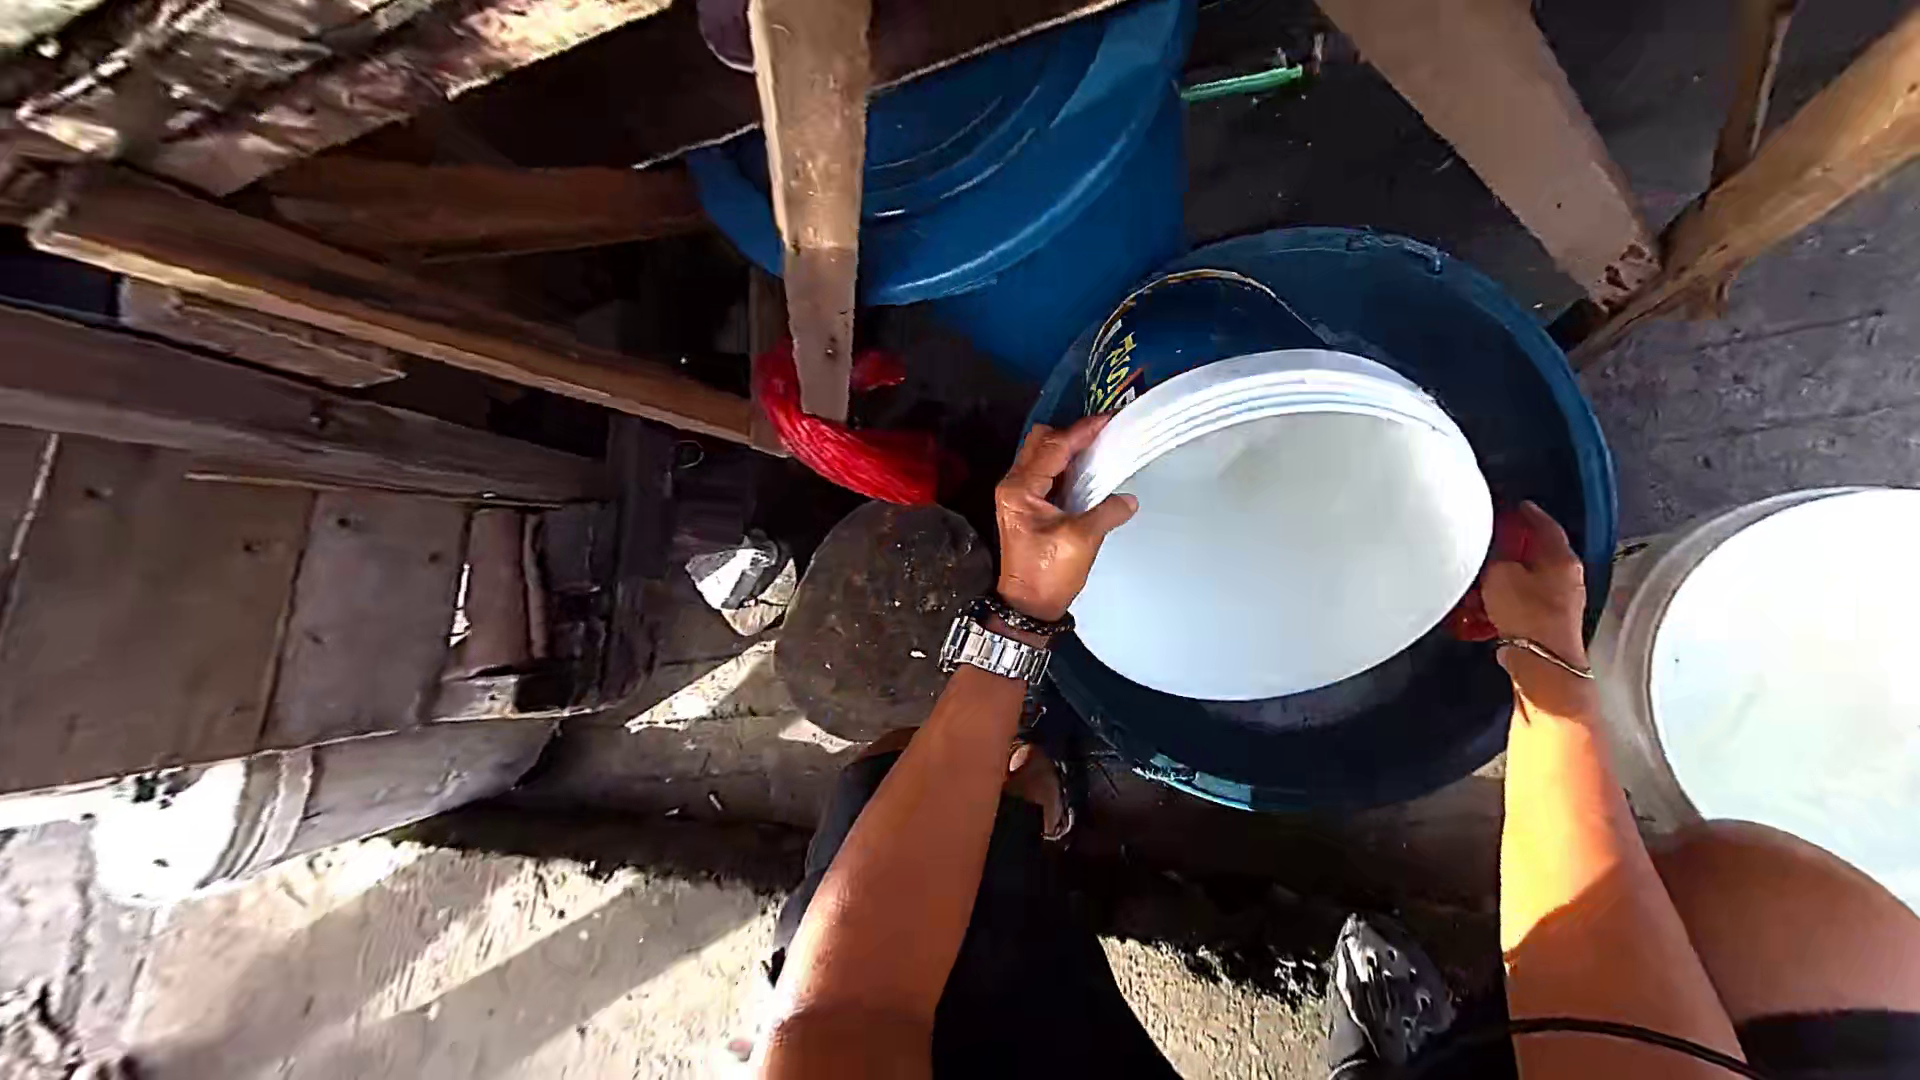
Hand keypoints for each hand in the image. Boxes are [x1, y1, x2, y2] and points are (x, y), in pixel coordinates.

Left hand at [994, 416, 1137, 621]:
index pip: (1053, 447)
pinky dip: (1064, 466)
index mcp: (1021, 489)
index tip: (1108, 420)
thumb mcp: (1082, 540)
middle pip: (1040, 443)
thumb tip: (1128, 499)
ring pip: (1041, 456)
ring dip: (1067, 449)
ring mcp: (1017, 496)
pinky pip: (1044, 474)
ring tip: (1098, 448)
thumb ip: (1106, 512)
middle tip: (1102, 433)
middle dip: (1070, 434)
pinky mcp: (1025, 507)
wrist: (1027, 605)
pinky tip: (1086, 471)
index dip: (1081, 431)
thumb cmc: (1047, 574)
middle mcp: (1014, 486)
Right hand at [1479, 501, 1587, 666]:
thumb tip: (1492, 546)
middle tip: (1496, 537)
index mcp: (1561, 558)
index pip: (1546, 526)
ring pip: (1531, 573)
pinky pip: (1525, 595)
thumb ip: (1495, 554)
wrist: (1539, 654)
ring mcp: (1561, 597)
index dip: (1530, 513)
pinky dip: (1507, 591)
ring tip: (1484, 572)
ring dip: (1509, 570)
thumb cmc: (1526, 613)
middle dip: (1516, 544)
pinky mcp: (1548, 616)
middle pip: (1539, 551)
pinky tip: (1488, 598)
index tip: (1520, 506)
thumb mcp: (1498, 572)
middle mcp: (1567, 576)